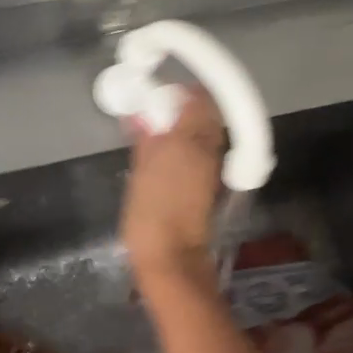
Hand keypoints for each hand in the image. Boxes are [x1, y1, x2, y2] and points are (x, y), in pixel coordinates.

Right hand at [120, 87, 224, 280]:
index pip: (197, 98)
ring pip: (206, 133)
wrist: (171, 258)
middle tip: (156, 116)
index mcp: (191, 140)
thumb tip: (143, 116)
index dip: (179, 93)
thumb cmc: (149, 216)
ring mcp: (212, 168)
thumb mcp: (140, 174)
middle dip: (185, 109)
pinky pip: (202, 153)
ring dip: (187, 128)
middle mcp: (208, 149)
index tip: (158, 98)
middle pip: (206, 114)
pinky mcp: (210, 185)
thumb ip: (145, 140)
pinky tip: (166, 158)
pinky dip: (188, 147)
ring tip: (157, 137)